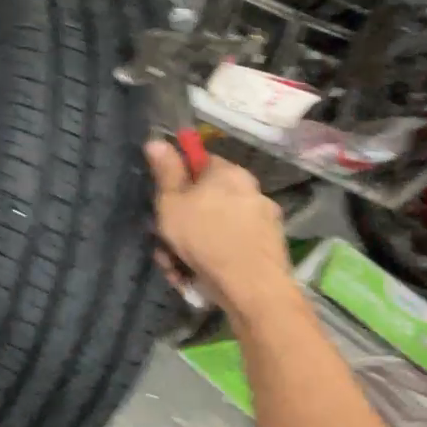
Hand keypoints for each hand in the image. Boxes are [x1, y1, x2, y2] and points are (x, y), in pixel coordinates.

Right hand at [144, 140, 296, 317]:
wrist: (251, 286)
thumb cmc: (203, 235)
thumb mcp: (171, 201)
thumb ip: (166, 171)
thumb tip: (157, 140)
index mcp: (230, 173)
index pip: (200, 161)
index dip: (178, 179)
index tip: (163, 199)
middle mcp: (252, 191)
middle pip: (207, 197)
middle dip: (181, 218)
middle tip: (162, 237)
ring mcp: (264, 221)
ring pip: (216, 224)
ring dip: (191, 241)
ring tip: (174, 264)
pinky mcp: (268, 248)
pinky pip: (231, 244)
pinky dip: (212, 255)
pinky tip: (195, 274)